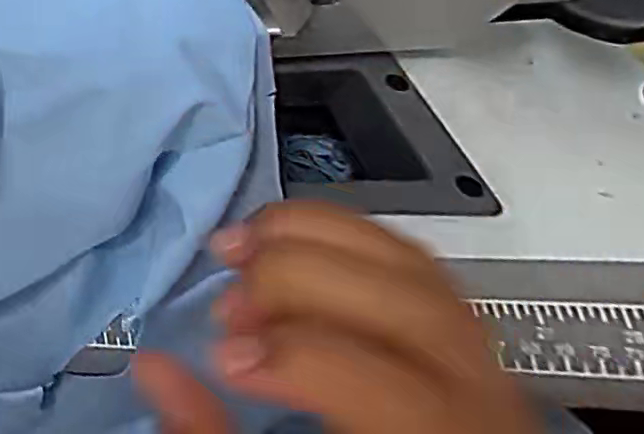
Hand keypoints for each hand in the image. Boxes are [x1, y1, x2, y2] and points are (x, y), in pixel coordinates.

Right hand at [134, 202, 540, 433]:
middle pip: (405, 306)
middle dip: (294, 283)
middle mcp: (486, 398)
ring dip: (306, 236)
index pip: (397, 390)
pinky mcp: (452, 327)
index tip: (224, 359)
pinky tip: (280, 241)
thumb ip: (220, 432)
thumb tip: (157, 370)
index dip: (298, 360)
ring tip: (239, 250)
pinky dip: (331, 230)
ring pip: (409, 261)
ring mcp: (480, 358)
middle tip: (229, 305)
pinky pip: (404, 250)